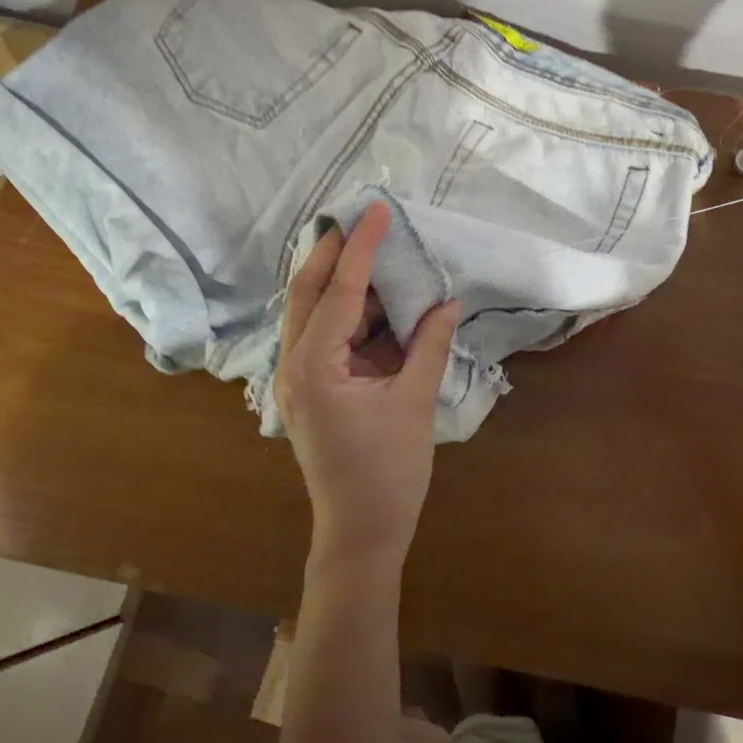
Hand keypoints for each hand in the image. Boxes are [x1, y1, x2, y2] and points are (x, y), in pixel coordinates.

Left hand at [274, 201, 460, 564]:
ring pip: (313, 314)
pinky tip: (382, 304)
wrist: (360, 534)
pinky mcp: (309, 391)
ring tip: (378, 253)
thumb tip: (448, 301)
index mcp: (315, 367)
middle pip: (308, 293)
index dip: (361, 247)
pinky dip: (351, 318)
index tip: (377, 208)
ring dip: (344, 285)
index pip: (340, 292)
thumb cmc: (389, 473)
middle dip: (334, 253)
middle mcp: (294, 365)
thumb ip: (430, 346)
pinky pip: (325, 339)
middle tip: (361, 218)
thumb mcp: (414, 403)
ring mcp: (296, 379)